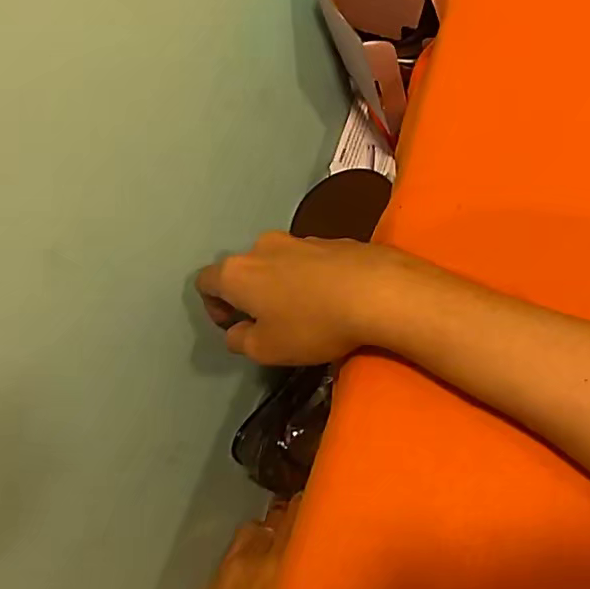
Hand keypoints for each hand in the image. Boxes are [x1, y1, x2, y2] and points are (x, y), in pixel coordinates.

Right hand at [195, 232, 415, 365]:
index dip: (216, 308)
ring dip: (290, 284)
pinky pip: (320, 261)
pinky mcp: (343, 240)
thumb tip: (238, 331)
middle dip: (255, 294)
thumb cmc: (315, 324)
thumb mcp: (267, 349)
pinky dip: (321, 277)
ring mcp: (308, 239)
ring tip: (313, 312)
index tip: (239, 327)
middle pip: (249, 268)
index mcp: (239, 270)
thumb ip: (241, 341)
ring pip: (286, 262)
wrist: (382, 291)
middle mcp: (268, 246)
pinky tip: (341, 299)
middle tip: (276, 322)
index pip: (207, 283)